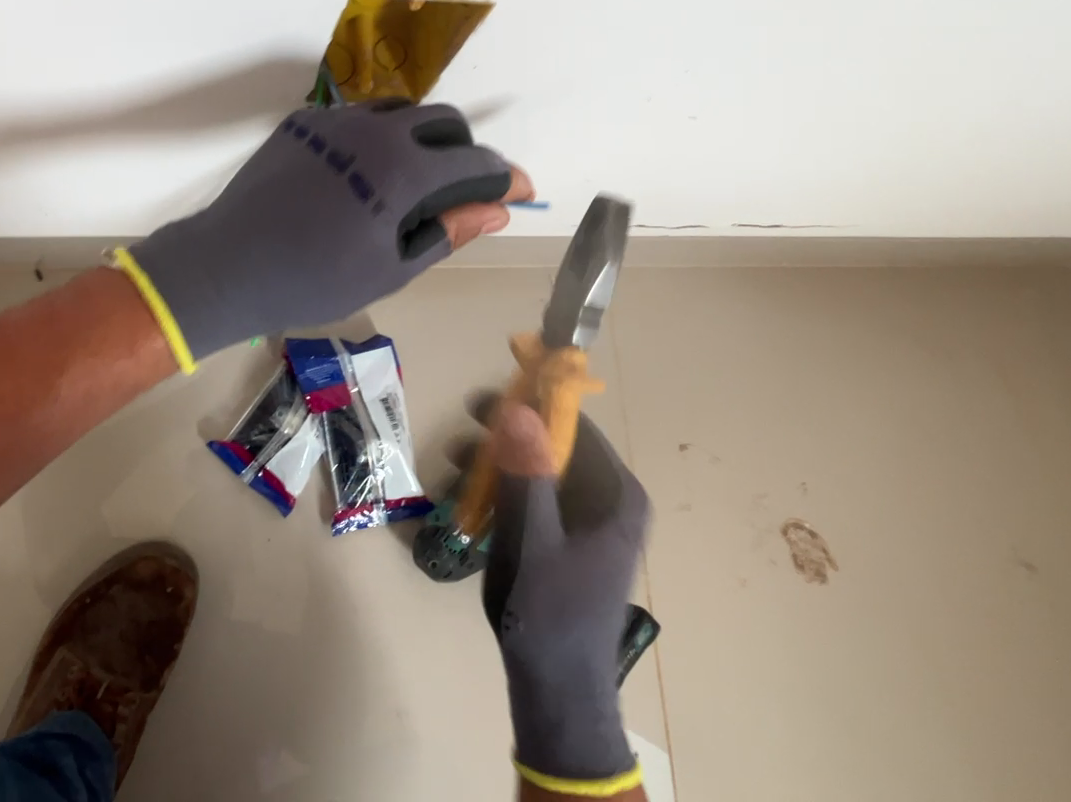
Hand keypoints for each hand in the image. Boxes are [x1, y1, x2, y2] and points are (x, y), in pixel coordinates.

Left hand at [125, 101, 531, 364]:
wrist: (229, 265)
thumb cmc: (314, 281)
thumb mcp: (391, 268)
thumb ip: (448, 231)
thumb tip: (497, 208)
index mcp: (404, 170)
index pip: (474, 161)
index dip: (503, 177)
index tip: (517, 191)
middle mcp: (375, 129)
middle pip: (442, 120)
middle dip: (463, 149)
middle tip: (461, 186)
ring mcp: (334, 120)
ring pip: (398, 110)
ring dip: (420, 135)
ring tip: (413, 176)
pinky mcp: (302, 123)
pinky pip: (354, 117)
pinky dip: (374, 135)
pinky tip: (362, 170)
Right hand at [483, 402, 649, 788]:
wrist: (554, 684)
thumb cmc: (551, 611)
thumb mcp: (534, 539)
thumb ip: (528, 474)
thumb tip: (521, 409)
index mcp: (617, 497)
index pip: (578, 428)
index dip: (537, 401)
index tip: (495, 386)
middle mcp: (606, 501)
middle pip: (555, 446)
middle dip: (508, 432)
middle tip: (467, 416)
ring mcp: (584, 522)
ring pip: (538, 471)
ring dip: (496, 461)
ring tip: (453, 460)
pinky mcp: (561, 539)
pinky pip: (531, 499)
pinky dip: (499, 490)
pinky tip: (463, 493)